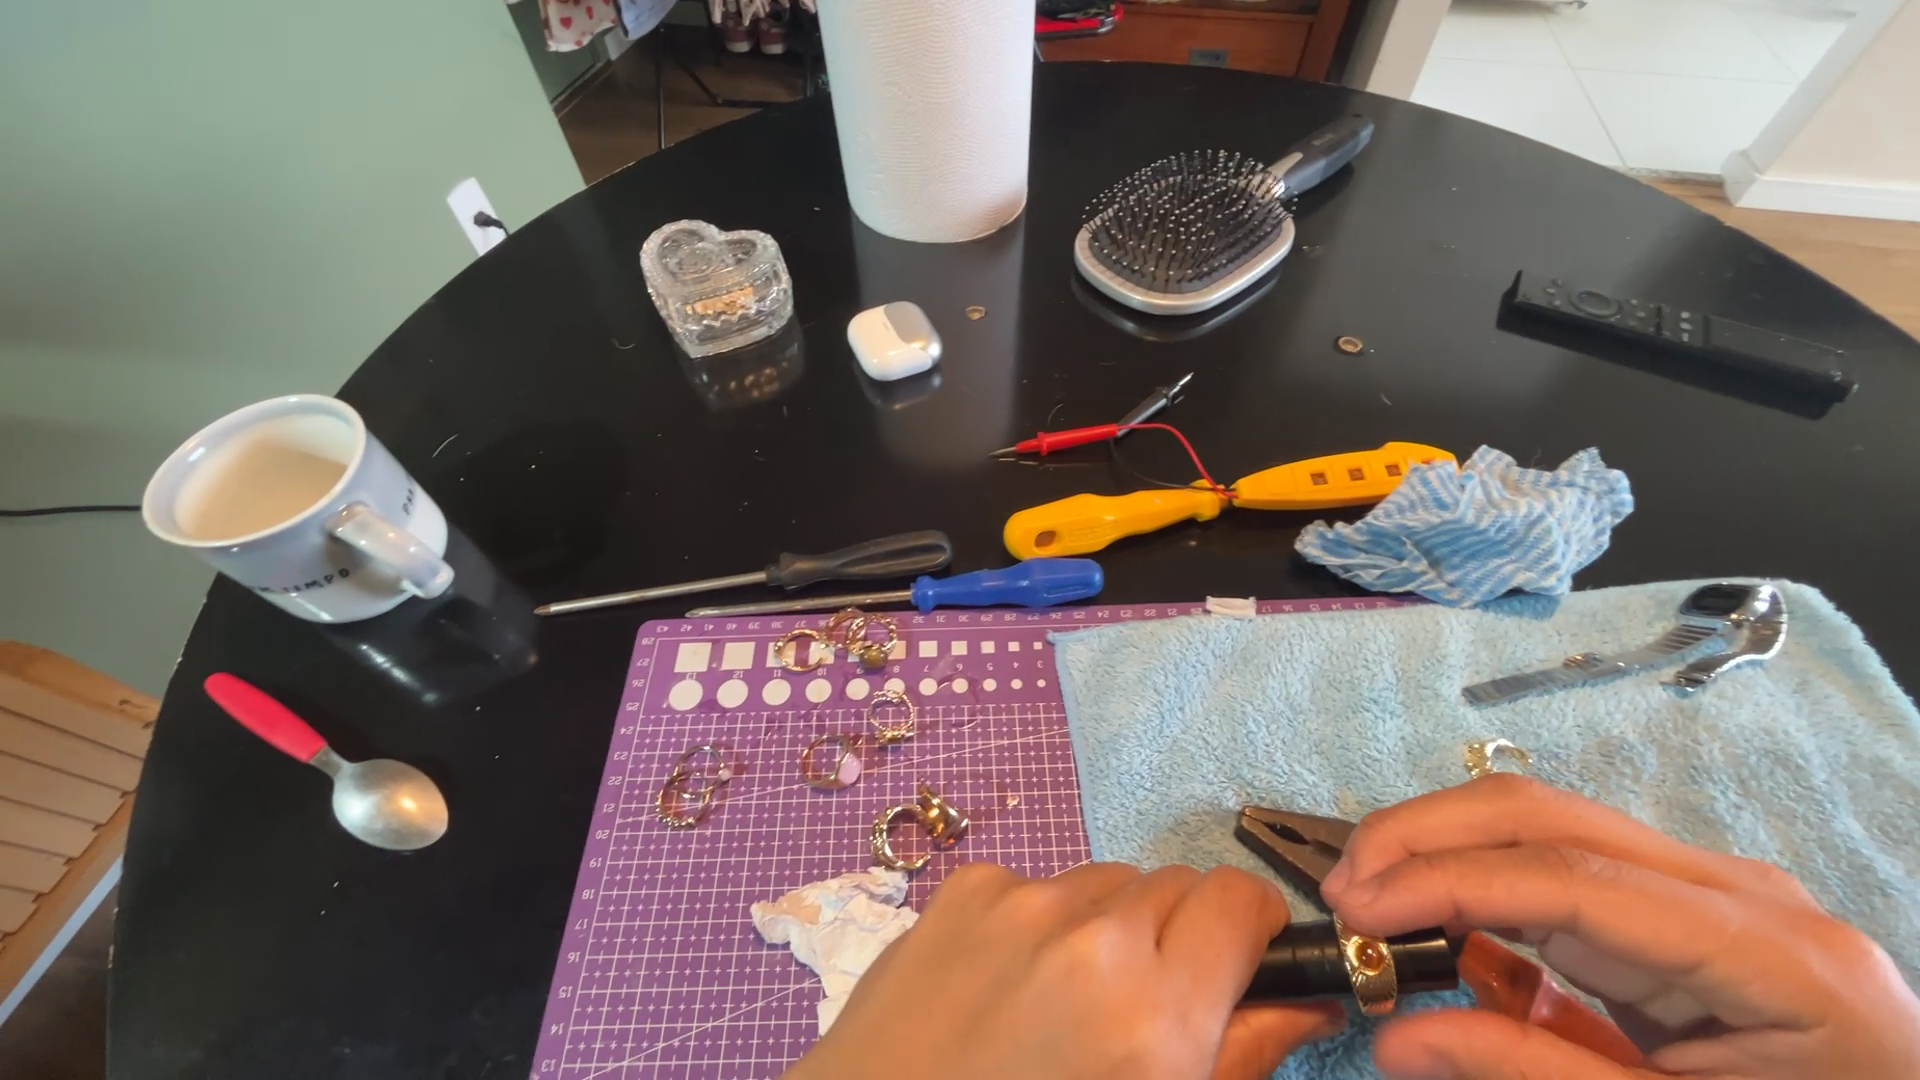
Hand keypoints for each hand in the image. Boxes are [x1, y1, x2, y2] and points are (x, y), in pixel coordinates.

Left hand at [786, 862, 1344, 1079]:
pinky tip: (1008, 975)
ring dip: (1111, 921)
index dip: (1253, 921)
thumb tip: (1306, 997)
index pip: (1238, 898)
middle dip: (1180, 930)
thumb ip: (1241, 1053)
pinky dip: (1044, 918)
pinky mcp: (970, 884)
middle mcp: (1093, 934)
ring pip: (1109, 879)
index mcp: (1155, 1010)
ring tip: (1069, 989)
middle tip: (1147, 993)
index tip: (1245, 951)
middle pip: (1176, 883)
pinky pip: (1040, 882)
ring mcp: (1024, 897)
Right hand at [1321, 774, 1919, 1078]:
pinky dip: (1467, 881)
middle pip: (1536, 813)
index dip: (1445, 881)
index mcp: (1771, 953)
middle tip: (1343, 891)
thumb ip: (1531, 1074)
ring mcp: (1693, 884)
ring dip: (1430, 845)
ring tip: (1364, 895)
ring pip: (1528, 818)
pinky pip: (1541, 862)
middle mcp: (1729, 889)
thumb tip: (1393, 1042)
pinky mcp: (1655, 898)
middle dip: (1419, 837)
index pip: (1567, 874)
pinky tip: (1422, 915)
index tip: (1356, 912)